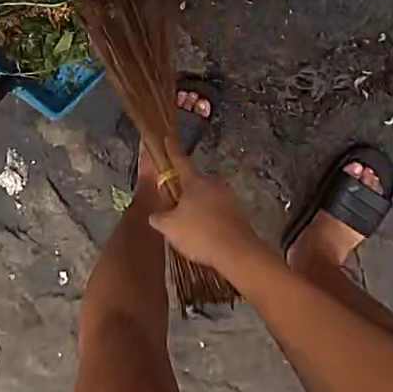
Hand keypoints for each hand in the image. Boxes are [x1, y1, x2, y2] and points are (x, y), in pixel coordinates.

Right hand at [146, 159, 268, 276]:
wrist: (237, 253)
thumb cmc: (200, 233)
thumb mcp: (170, 227)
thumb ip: (159, 218)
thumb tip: (155, 214)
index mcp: (195, 182)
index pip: (180, 161)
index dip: (171, 150)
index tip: (167, 138)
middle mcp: (213, 185)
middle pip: (194, 183)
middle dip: (184, 191)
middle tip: (173, 204)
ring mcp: (228, 199)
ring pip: (207, 199)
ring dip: (198, 208)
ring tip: (188, 226)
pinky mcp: (238, 216)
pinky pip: (218, 213)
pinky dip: (209, 220)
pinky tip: (203, 236)